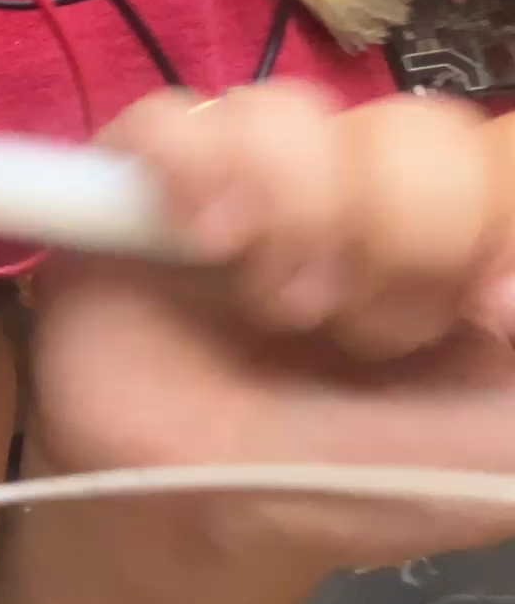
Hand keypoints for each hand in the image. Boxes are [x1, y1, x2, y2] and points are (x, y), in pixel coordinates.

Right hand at [30, 82, 514, 571]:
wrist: (165, 495)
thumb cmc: (328, 479)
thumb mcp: (498, 448)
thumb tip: (509, 285)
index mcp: (452, 249)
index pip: (507, 152)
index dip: (501, 214)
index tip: (485, 316)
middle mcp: (341, 199)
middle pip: (408, 124)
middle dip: (391, 234)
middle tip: (342, 325)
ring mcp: (226, 184)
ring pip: (281, 108)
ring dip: (287, 207)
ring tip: (258, 296)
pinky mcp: (127, 184)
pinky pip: (163, 117)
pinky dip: (187, 162)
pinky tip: (193, 237)